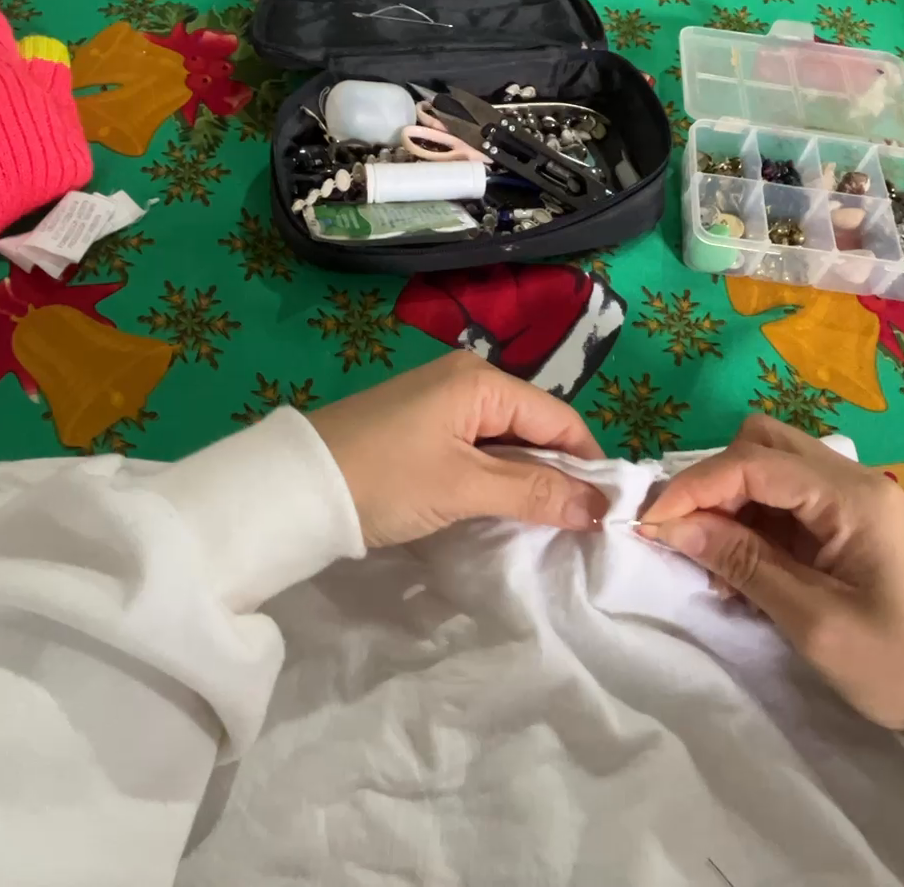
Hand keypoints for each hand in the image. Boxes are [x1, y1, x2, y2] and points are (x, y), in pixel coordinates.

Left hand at [309, 352, 609, 547]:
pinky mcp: (422, 427)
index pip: (557, 417)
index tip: (607, 510)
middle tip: (578, 522)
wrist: (296, 487)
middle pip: (533, 425)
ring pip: (505, 440)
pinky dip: (495, 476)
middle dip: (557, 471)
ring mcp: (441, 402)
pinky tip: (502, 505)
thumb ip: (533, 492)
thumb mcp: (464, 487)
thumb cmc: (385, 478)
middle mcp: (466, 381)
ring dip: (526, 477)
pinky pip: (477, 447)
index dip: (587, 462)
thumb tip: (599, 508)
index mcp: (480, 381)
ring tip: (546, 520)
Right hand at [638, 415, 903, 734]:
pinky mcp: (846, 518)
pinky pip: (781, 496)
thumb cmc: (901, 667)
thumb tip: (672, 525)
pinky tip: (739, 564)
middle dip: (710, 480)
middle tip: (683, 531)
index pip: (752, 463)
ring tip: (710, 555)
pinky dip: (748, 518)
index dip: (692, 486)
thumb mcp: (813, 622)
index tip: (650, 522)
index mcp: (852, 498)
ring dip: (727, 499)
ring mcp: (851, 495)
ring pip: (767, 464)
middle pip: (760, 443)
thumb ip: (741, 563)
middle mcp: (851, 479)